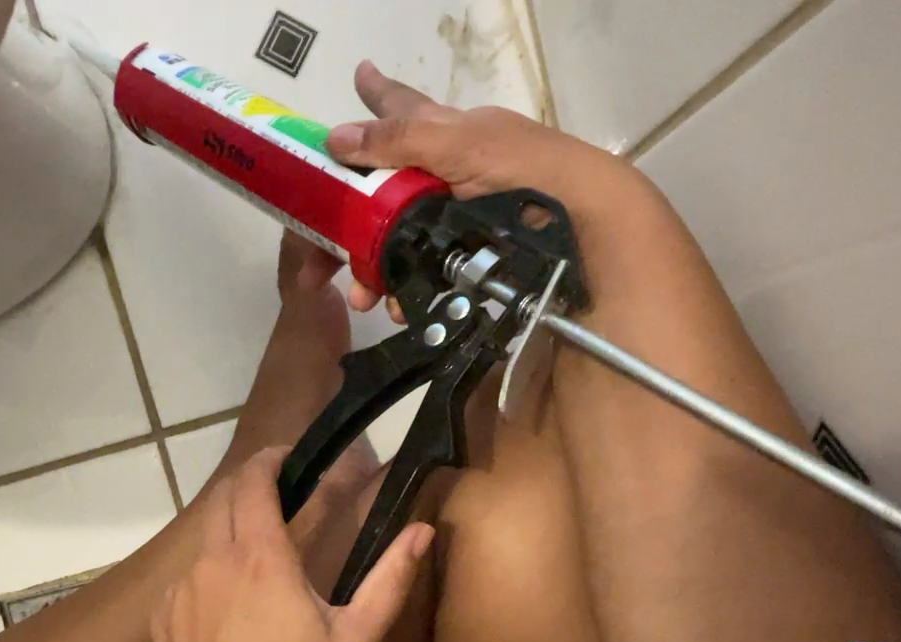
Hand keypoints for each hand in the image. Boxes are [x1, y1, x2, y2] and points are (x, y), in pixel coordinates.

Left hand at [151, 448, 433, 641]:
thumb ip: (390, 579)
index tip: (287, 457)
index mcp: (259, 557)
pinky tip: (231, 609)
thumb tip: (422, 531)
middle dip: (249, 485)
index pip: (253, 482)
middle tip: (278, 495)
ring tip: (259, 558)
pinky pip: (187, 576)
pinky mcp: (163, 614)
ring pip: (204, 538)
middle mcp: (213, 561)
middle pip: (223, 498)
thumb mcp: (356, 639)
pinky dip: (211, 572)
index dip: (268, 459)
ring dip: (230, 530)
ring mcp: (181, 588)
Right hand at [323, 60, 660, 316]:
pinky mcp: (461, 261)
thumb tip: (335, 136)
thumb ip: (399, 141)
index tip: (358, 75)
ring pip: (394, 242)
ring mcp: (452, 222)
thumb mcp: (459, 146)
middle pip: (382, 193)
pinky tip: (395, 307)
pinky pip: (418, 274)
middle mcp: (447, 177)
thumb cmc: (525, 173)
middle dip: (348, 225)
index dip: (378, 97)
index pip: (404, 112)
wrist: (579, 231)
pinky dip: (402, 291)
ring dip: (370, 270)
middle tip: (321, 258)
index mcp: (451, 136)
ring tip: (362, 296)